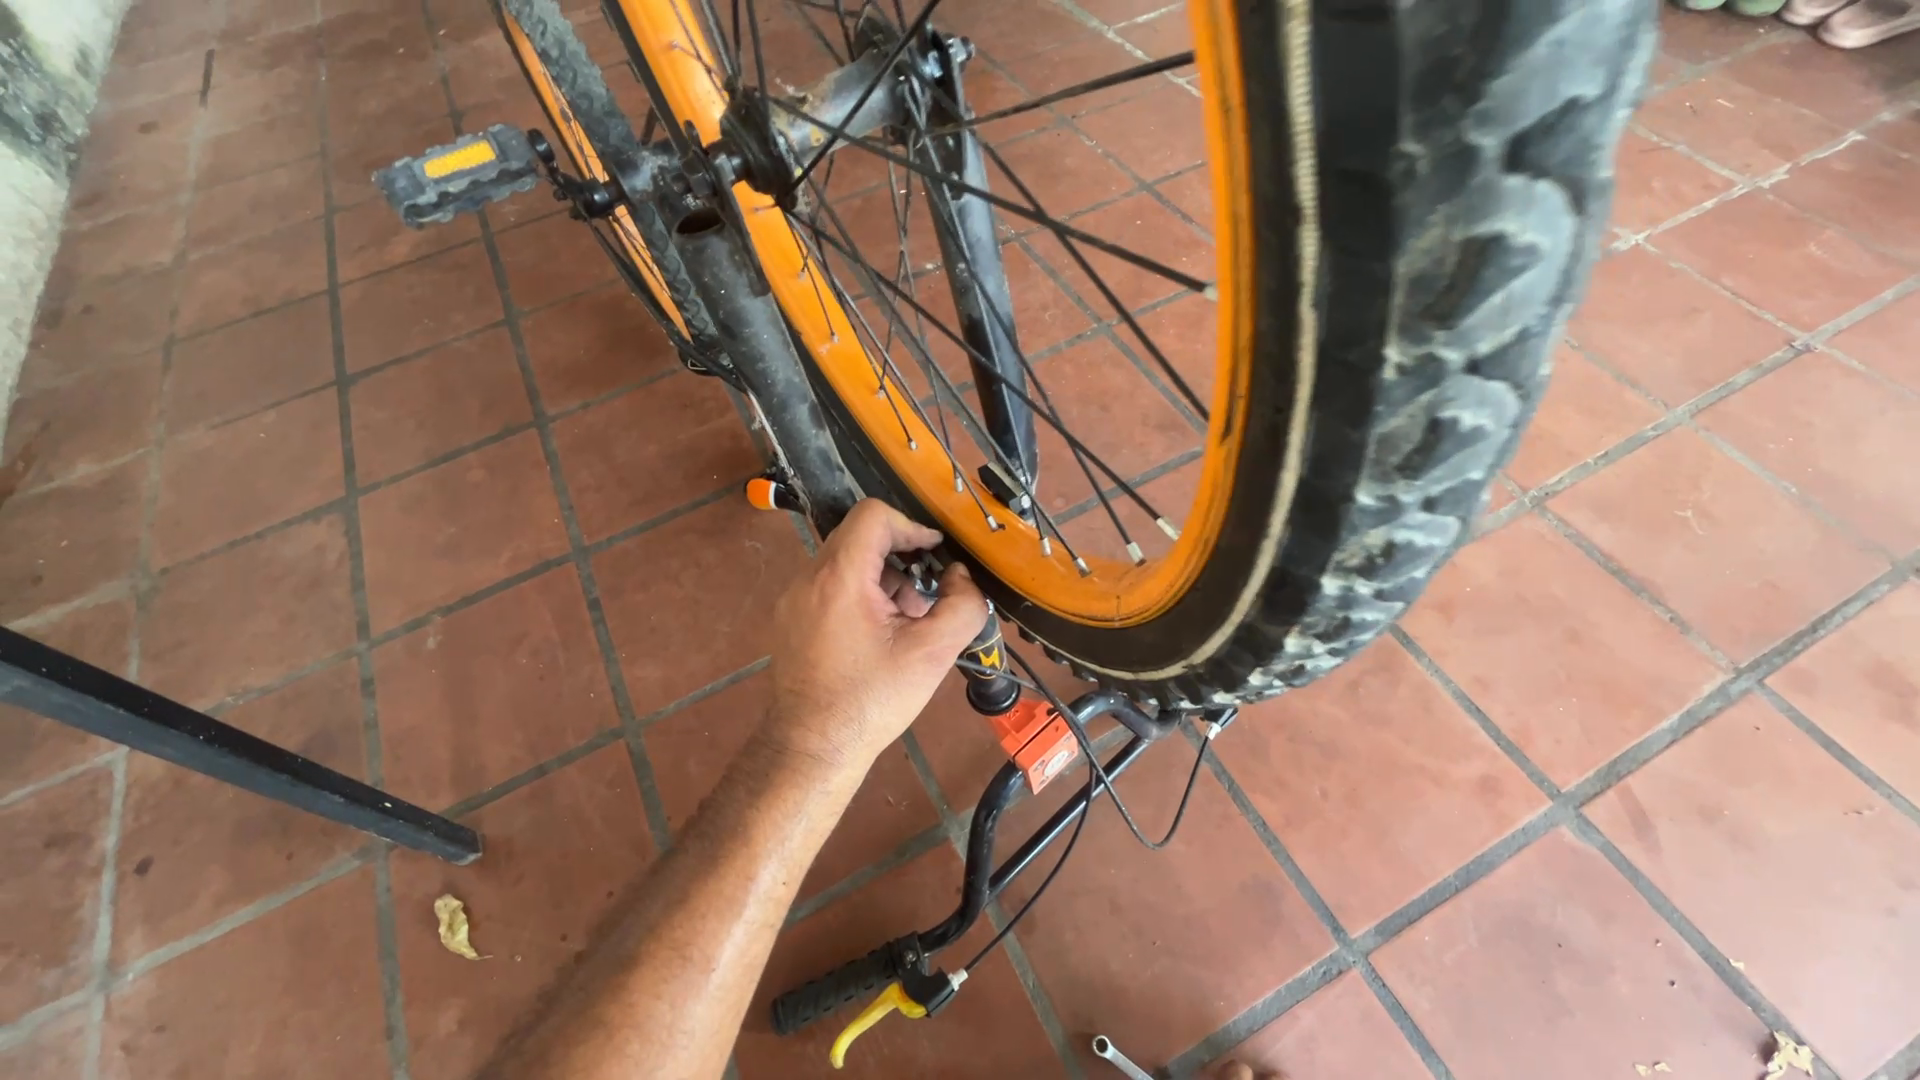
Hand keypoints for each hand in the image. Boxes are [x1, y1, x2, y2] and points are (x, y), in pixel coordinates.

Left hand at [764, 499, 988, 770]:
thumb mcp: (932, 654)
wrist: (813, 750)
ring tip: (906, 624)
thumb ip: (963, 605)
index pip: (873, 515)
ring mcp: (793, 600)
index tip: (934, 554)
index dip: (911, 526)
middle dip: (901, 558)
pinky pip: (829, 587)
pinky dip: (860, 596)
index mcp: (839, 578)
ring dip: (883, 579)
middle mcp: (808, 579)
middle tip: (925, 596)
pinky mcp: (789, 621)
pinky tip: (879, 637)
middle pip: (859, 537)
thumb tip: (960, 578)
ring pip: (845, 563)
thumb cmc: (872, 701)